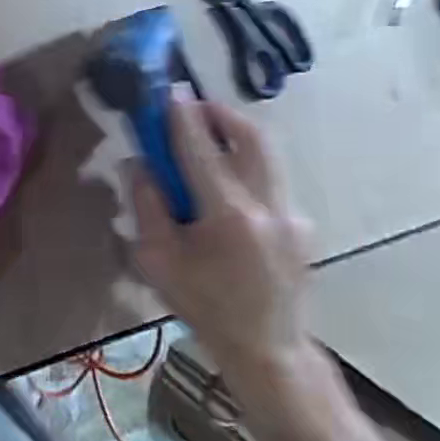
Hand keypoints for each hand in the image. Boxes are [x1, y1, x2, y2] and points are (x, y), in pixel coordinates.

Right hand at [129, 97, 314, 369]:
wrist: (268, 351)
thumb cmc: (205, 307)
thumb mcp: (159, 261)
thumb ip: (147, 204)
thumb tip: (138, 162)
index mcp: (228, 216)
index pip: (201, 150)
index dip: (183, 116)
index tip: (172, 90)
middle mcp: (267, 206)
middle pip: (251, 137)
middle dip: (221, 113)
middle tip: (196, 108)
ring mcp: (291, 214)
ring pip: (267, 153)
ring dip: (237, 135)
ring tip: (210, 138)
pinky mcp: (301, 224)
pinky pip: (270, 179)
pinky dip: (246, 166)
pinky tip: (227, 187)